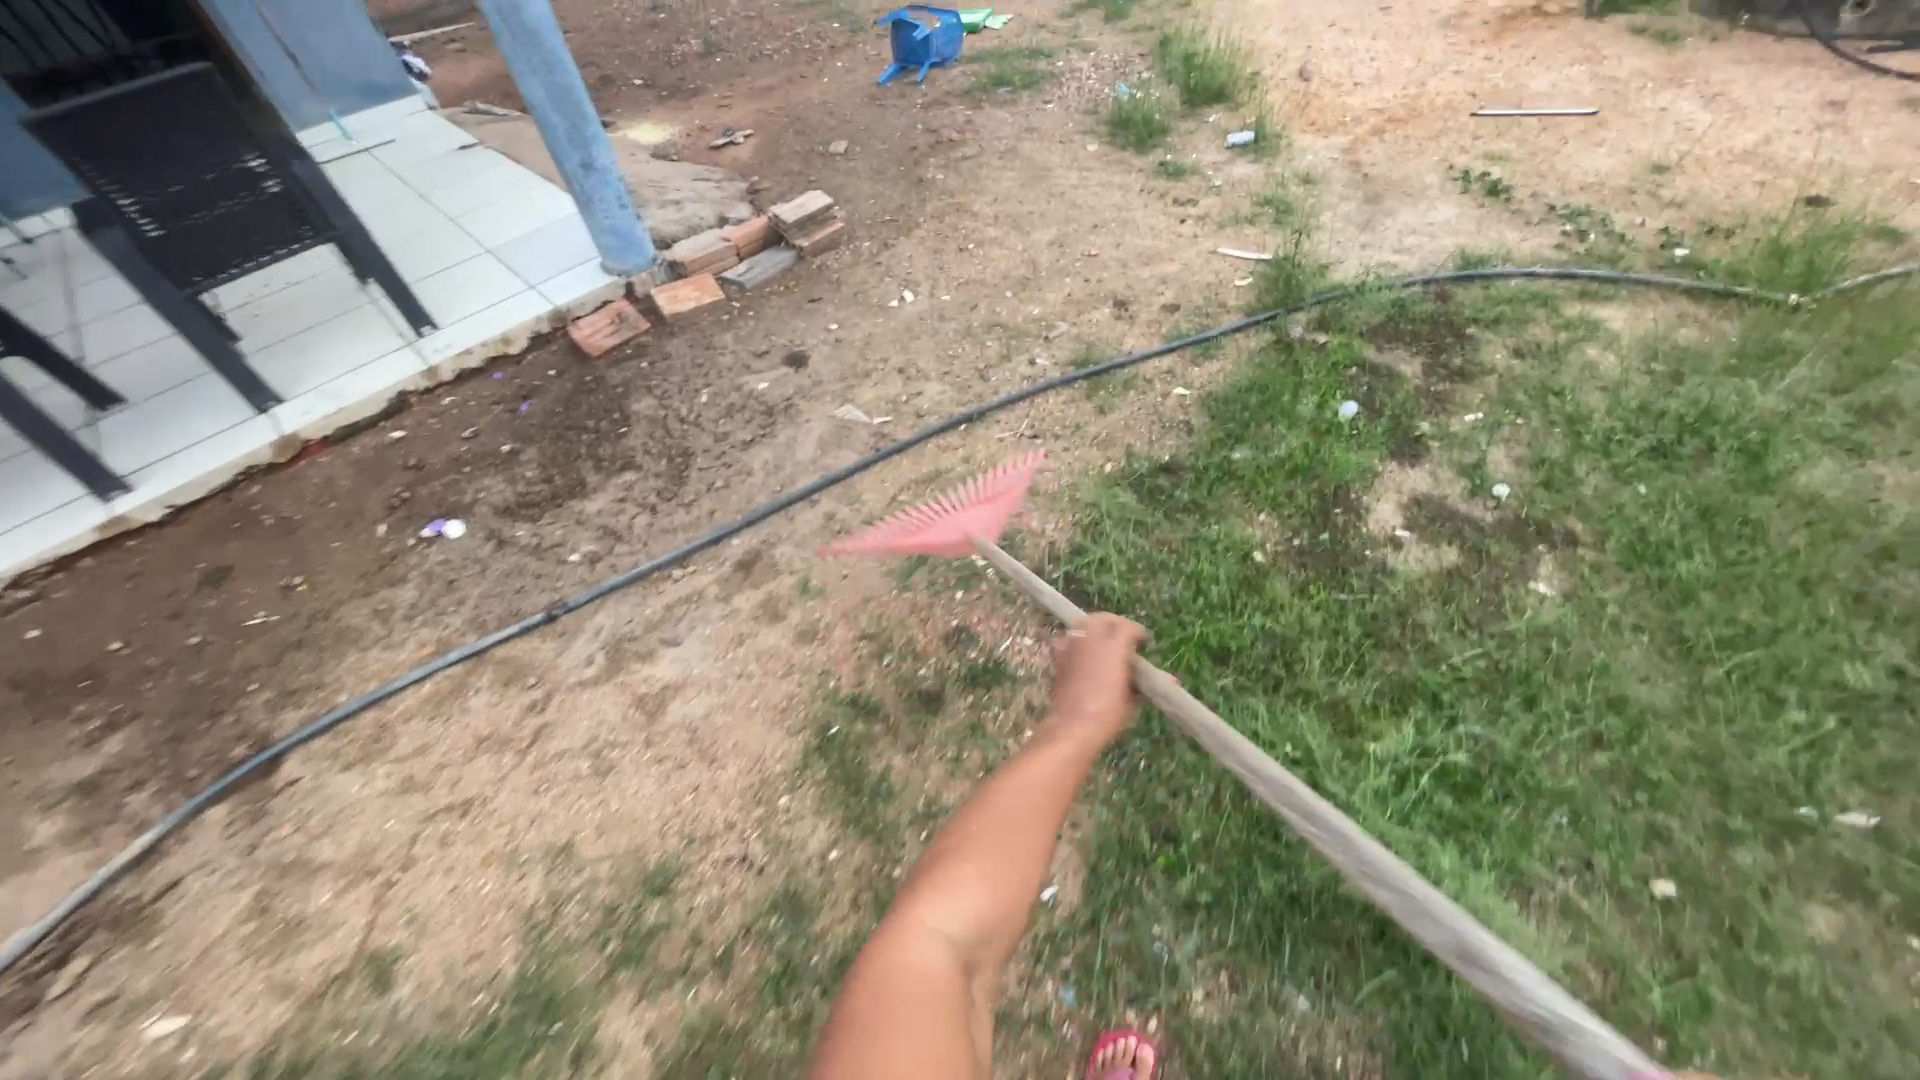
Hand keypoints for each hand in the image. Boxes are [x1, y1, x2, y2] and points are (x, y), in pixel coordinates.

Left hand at [1045, 613, 1148, 744]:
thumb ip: (1144, 684)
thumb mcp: (1131, 699)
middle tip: (1124, 635)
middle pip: (1103, 618)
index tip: (1144, 640)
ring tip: (1103, 638)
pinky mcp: (1059, 656)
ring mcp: (1073, 646)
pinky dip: (1075, 639)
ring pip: (1083, 623)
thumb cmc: (1108, 714)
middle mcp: (1092, 640)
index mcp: (1114, 647)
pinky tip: (1081, 650)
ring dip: (1095, 627)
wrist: (1074, 725)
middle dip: (1115, 623)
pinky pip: (1067, 638)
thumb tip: (1171, 680)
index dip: (1137, 631)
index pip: (1127, 626)